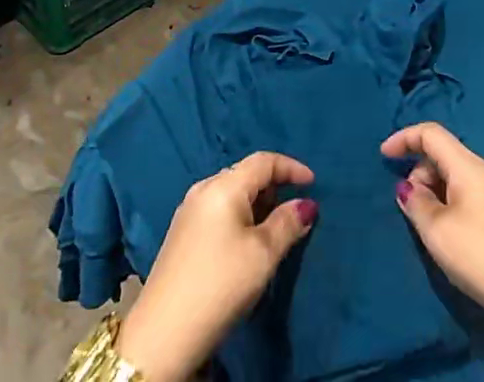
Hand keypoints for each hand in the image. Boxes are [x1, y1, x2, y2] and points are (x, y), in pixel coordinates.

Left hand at [118, 153, 316, 381]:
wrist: (169, 321)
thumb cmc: (223, 281)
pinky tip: (249, 236)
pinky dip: (240, 212)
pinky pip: (219, 207)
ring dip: (257, 200)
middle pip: (244, 173)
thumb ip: (286, 224)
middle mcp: (203, 188)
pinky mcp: (184, 229)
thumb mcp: (263, 253)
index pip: (261, 161)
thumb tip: (306, 204)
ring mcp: (189, 208)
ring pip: (231, 191)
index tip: (314, 182)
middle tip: (297, 207)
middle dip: (273, 184)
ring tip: (278, 224)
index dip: (290, 166)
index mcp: (222, 186)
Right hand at [383, 123, 483, 322]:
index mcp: (471, 167)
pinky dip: (455, 203)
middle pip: (445, 156)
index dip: (403, 138)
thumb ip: (415, 201)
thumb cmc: (483, 257)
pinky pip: (475, 195)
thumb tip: (411, 190)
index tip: (384, 156)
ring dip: (437, 191)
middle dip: (420, 173)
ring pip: (460, 178)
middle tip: (411, 207)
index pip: (431, 133)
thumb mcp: (435, 229)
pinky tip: (456, 235)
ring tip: (432, 226)